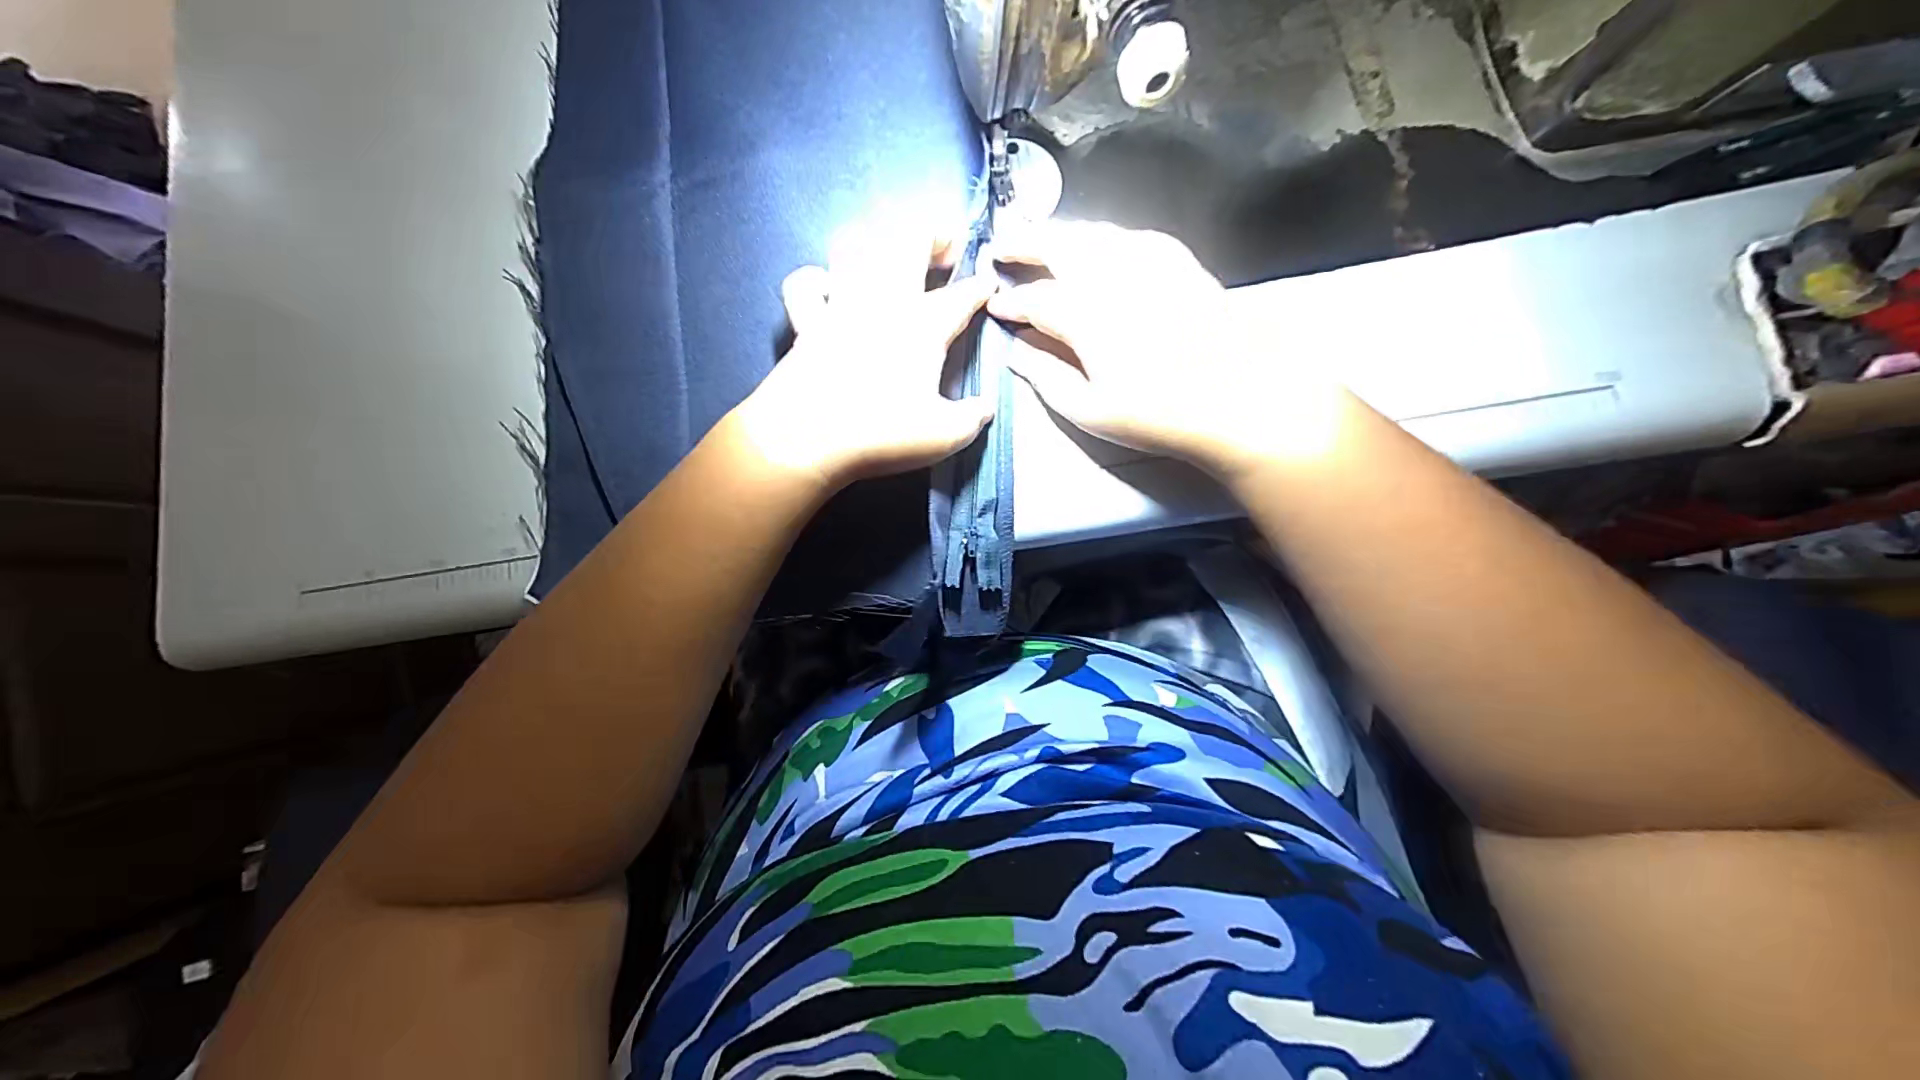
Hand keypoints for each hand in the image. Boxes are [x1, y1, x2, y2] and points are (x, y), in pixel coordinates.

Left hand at [730, 230, 997, 487]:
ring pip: (855, 244)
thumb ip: (971, 418)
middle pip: (910, 240)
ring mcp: (840, 305)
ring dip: (876, 240)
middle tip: (947, 249)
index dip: (980, 287)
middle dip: (935, 234)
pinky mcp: (806, 322)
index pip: (962, 295)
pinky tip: (825, 286)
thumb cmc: (880, 433)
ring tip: (889, 253)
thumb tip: (985, 408)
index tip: (988, 285)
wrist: (805, 438)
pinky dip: (814, 279)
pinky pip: (805, 284)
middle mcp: (883, 301)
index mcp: (924, 325)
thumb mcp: (943, 435)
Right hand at [987, 220, 1342, 476]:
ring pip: (1095, 234)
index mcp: (1085, 314)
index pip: (1035, 299)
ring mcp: (1150, 262)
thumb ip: (1045, 375)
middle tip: (1003, 244)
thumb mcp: (1089, 410)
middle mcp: (1113, 275)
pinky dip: (1105, 236)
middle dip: (1025, 242)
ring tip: (1041, 238)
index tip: (997, 306)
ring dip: (1061, 233)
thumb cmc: (1156, 415)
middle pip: (1060, 245)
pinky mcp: (1180, 261)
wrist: (1235, 400)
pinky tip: (1100, 245)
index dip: (1011, 301)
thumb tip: (1015, 350)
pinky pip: (1132, 236)